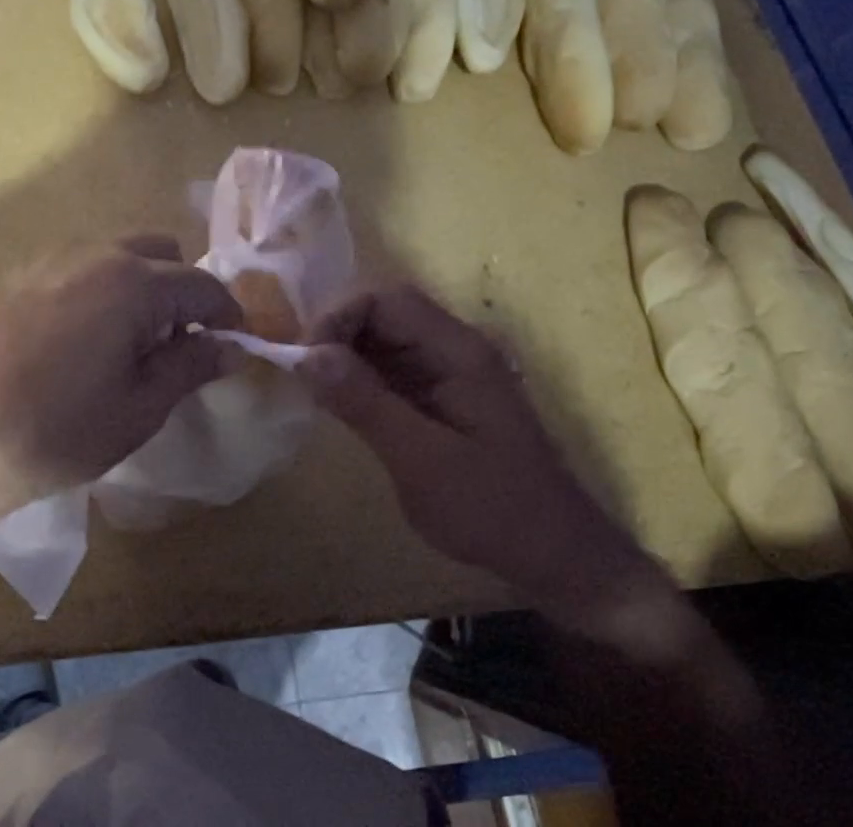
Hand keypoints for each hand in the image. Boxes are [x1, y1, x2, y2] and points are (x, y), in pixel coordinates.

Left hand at [0, 235, 241, 504]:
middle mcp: (93, 255)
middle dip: (181, 291)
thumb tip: (231, 348)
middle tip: (178, 344)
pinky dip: (98, 288)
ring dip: (139, 285)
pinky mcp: (17, 277)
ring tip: (131, 342)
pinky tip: (84, 338)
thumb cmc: (61, 433)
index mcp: (132, 283)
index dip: (227, 315)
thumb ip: (191, 366)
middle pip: (160, 253)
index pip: (202, 285)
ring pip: (116, 254)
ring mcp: (48, 260)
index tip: (234, 346)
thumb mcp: (141, 407)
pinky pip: (76, 266)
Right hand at [300, 286, 696, 660]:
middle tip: (300, 376)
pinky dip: (357, 377)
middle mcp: (454, 349)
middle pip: (383, 311)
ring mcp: (448, 372)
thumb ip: (364, 403)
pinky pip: (390, 367)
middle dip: (334, 333)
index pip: (387, 299)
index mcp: (459, 352)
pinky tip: (335, 404)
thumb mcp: (420, 459)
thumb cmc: (489, 508)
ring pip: (382, 338)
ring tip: (310, 391)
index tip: (304, 362)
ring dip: (342, 355)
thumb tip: (306, 355)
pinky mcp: (439, 396)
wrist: (551, 553)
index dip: (337, 316)